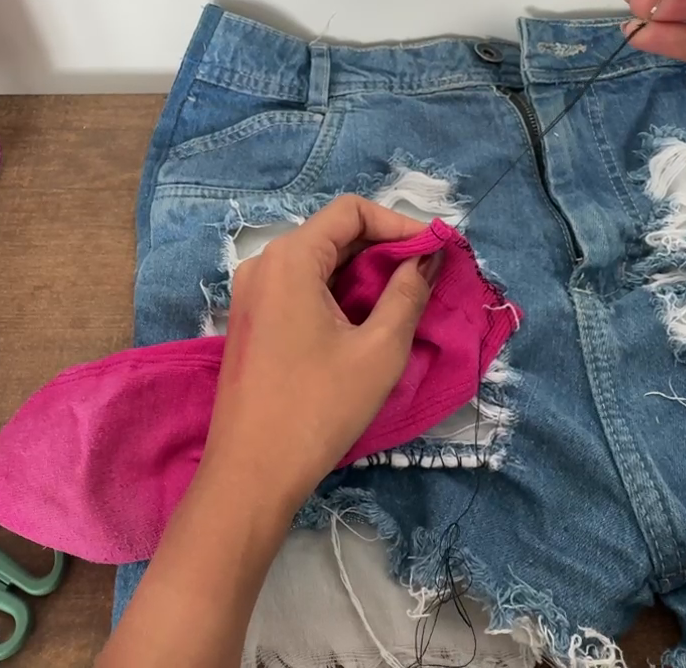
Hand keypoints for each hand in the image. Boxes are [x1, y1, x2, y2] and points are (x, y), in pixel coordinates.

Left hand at [204, 195, 434, 508]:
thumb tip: (426, 259)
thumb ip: (407, 294)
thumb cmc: (317, 408)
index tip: (436, 249)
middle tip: (427, 275)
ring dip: (363, 272)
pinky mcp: (252, 318)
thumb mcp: (378, 350)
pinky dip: (337, 291)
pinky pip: (300, 285)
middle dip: (384, 248)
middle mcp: (264, 263)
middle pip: (333, 233)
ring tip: (403, 298)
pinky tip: (364, 319)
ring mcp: (252, 291)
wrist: (250, 474)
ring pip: (318, 261)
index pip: (350, 211)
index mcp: (290, 258)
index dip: (398, 223)